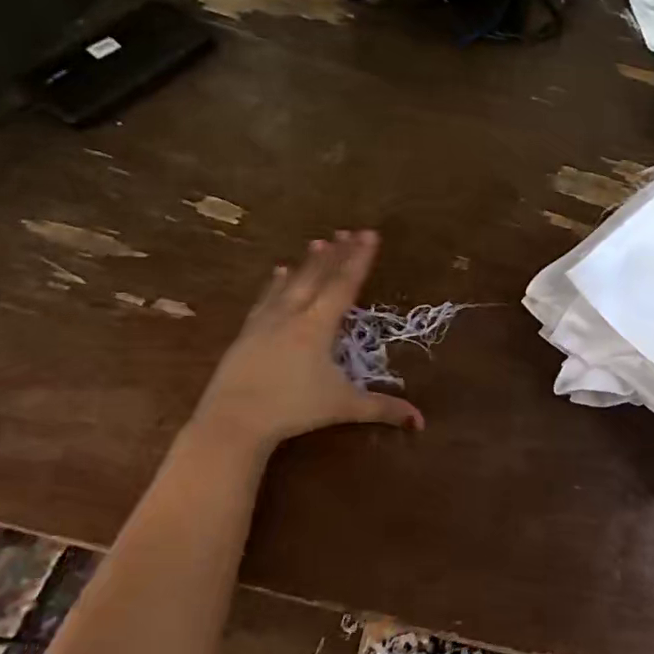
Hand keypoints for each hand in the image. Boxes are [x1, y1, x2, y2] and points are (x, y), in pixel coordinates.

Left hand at [190, 231, 423, 451]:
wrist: (233, 422)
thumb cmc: (294, 410)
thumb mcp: (344, 407)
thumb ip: (383, 408)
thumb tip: (421, 420)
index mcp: (317, 326)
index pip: (343, 285)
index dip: (359, 259)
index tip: (369, 234)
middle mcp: (292, 315)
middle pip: (317, 277)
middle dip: (336, 253)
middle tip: (348, 231)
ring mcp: (265, 323)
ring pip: (290, 284)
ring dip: (307, 263)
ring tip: (318, 242)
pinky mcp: (246, 334)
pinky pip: (265, 299)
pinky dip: (274, 283)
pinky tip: (276, 273)